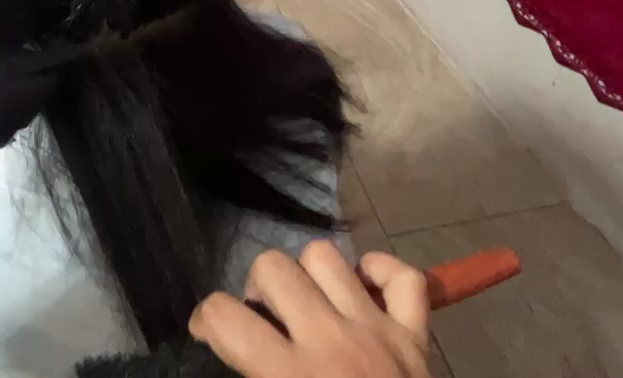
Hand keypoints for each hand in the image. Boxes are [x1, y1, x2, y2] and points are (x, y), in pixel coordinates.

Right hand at [189, 243, 431, 377]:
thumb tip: (233, 361)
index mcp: (292, 376)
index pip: (225, 316)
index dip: (206, 319)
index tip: (208, 334)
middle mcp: (332, 341)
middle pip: (273, 266)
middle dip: (259, 289)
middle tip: (267, 323)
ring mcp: (377, 332)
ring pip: (324, 256)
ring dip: (309, 277)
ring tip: (309, 307)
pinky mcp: (416, 338)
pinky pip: (402, 276)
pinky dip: (380, 274)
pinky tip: (363, 294)